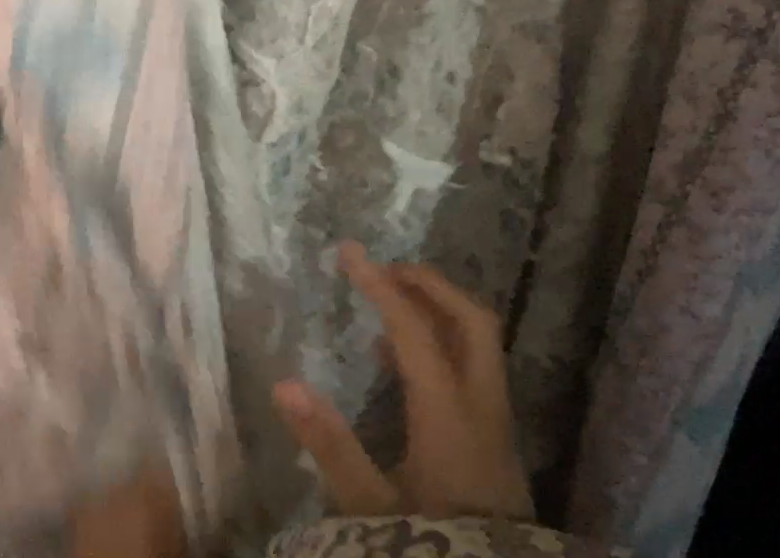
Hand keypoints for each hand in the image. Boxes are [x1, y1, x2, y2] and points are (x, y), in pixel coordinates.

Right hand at [272, 242, 533, 520]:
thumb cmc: (431, 539)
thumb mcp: (371, 504)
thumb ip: (330, 445)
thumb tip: (283, 382)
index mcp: (450, 414)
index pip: (416, 332)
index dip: (380, 286)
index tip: (349, 251)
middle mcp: (483, 408)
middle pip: (473, 324)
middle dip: (429, 285)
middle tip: (381, 267)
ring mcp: (496, 423)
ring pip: (480, 344)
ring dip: (438, 309)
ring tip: (387, 296)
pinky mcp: (495, 439)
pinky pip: (474, 367)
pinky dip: (441, 340)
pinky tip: (399, 356)